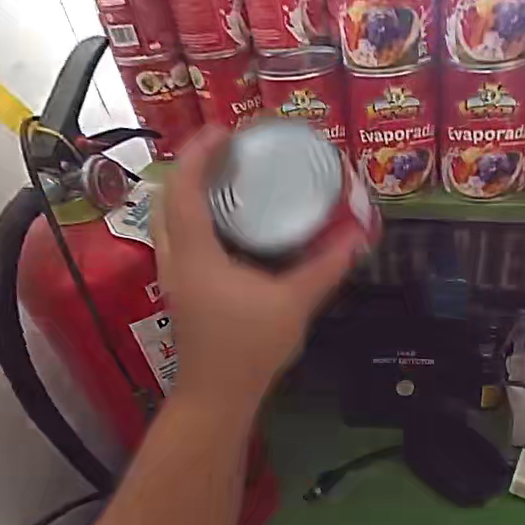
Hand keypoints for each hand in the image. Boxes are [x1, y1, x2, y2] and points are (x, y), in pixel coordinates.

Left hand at [149, 128, 368, 409]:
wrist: (218, 394)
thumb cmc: (249, 348)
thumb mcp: (293, 303)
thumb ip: (325, 268)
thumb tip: (357, 237)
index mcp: (196, 253)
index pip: (185, 188)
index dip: (200, 152)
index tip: (225, 130)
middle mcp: (175, 257)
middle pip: (166, 196)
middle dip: (192, 166)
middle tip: (228, 154)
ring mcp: (174, 275)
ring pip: (167, 218)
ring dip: (190, 192)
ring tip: (226, 181)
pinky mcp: (182, 288)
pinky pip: (178, 237)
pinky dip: (194, 217)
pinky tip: (227, 225)